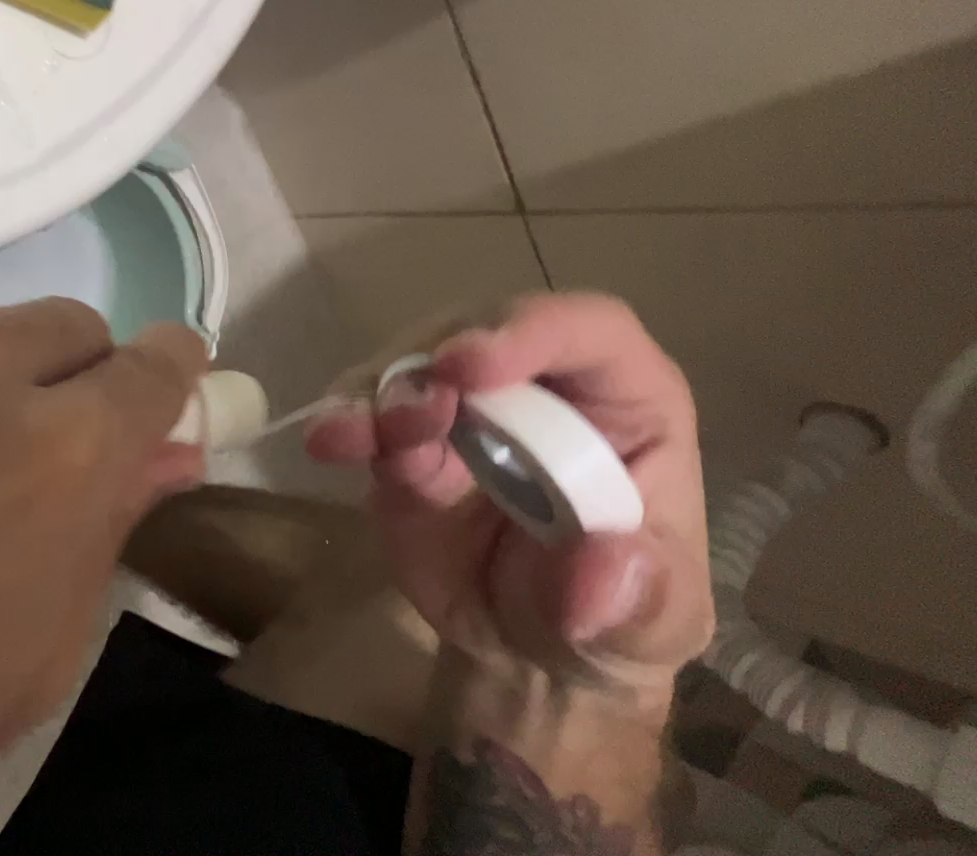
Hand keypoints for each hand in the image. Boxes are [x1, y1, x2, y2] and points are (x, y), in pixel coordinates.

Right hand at [305, 293, 712, 695]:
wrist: (524, 645)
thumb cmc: (610, 620)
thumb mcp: (650, 628)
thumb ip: (641, 603)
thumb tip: (606, 566)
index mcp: (620, 404)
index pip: (585, 331)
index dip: (527, 333)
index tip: (468, 369)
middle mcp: (534, 388)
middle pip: (474, 334)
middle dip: (430, 365)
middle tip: (404, 417)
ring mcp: (458, 411)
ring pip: (408, 366)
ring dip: (374, 392)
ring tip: (347, 435)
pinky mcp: (399, 441)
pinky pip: (366, 414)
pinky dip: (343, 421)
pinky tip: (326, 441)